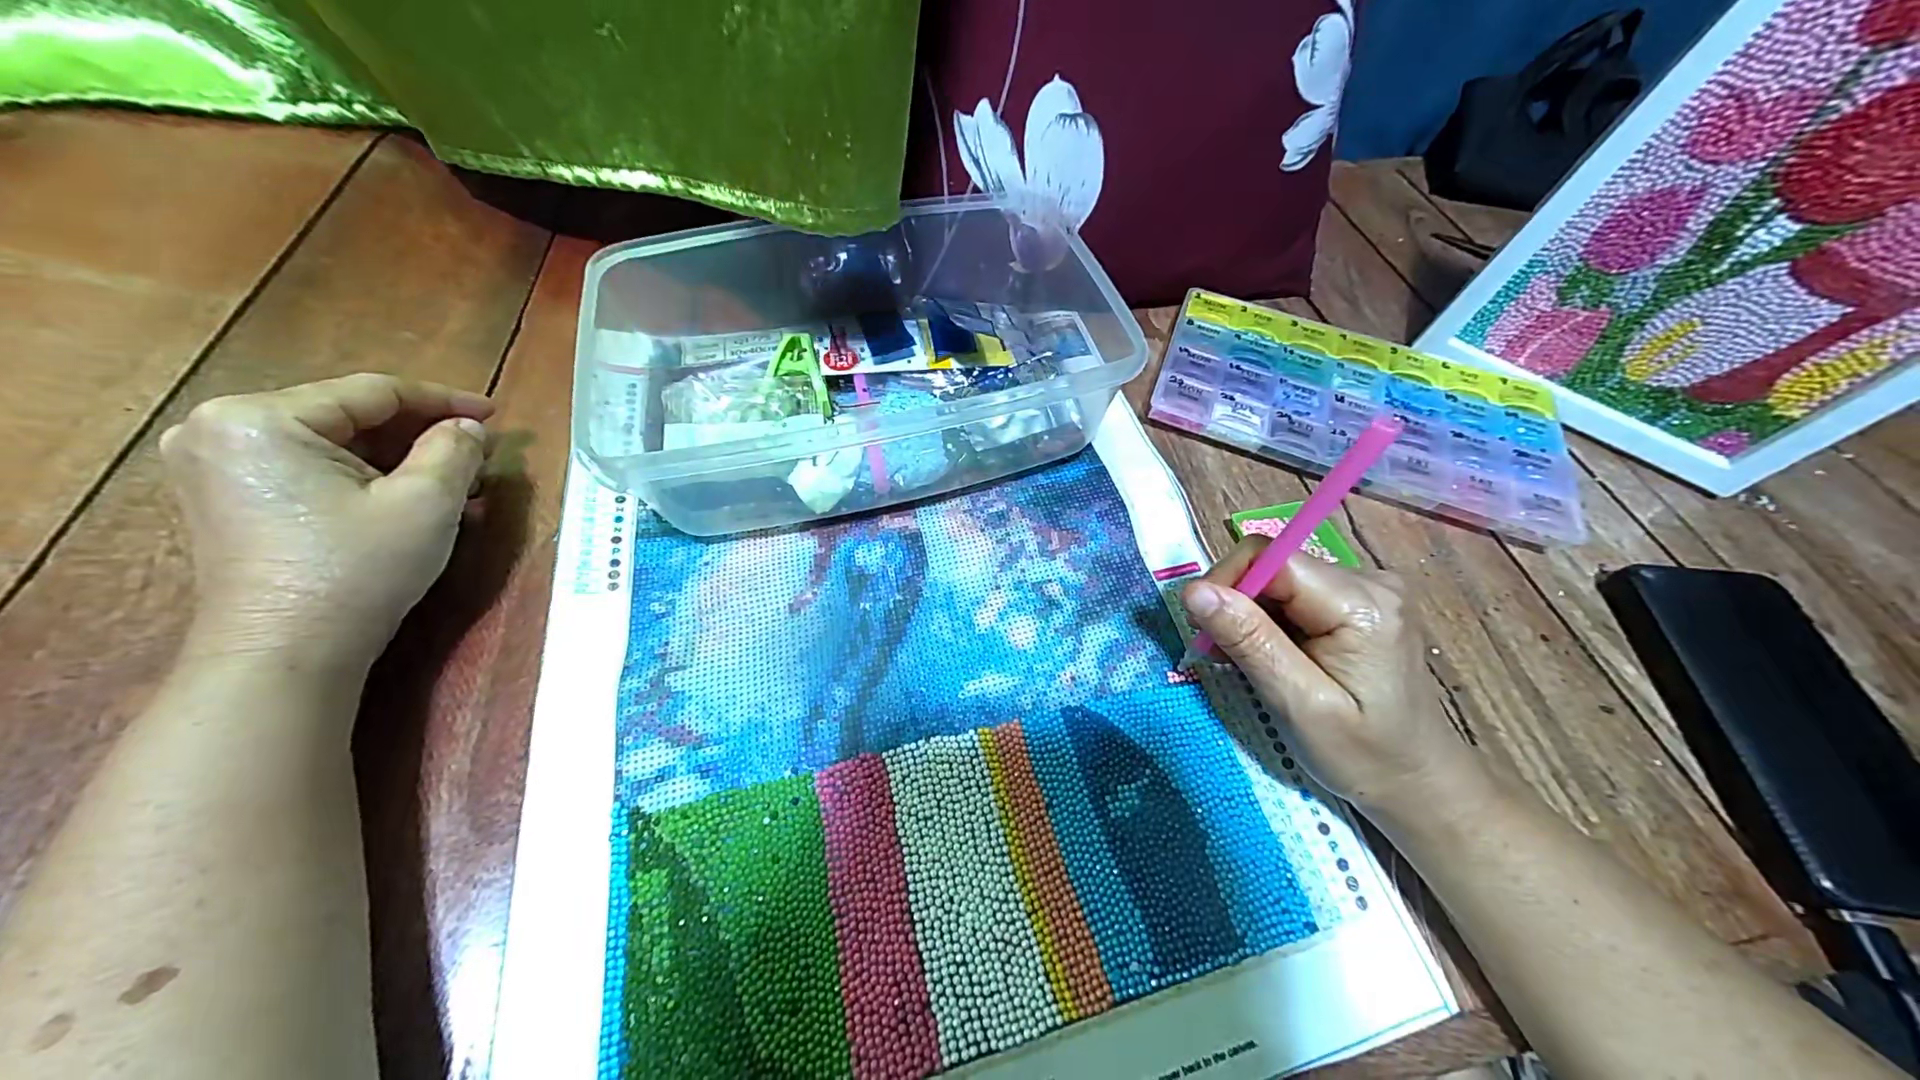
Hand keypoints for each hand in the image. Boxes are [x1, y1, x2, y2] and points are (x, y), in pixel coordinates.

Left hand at [160, 374, 493, 670]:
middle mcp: (221, 429)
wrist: (287, 654)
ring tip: (458, 482)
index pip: (372, 392)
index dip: (444, 401)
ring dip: (400, 460)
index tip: (496, 416)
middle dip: (422, 435)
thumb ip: (454, 451)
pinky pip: (311, 470)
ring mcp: (216, 467)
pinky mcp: (226, 500)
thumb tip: (469, 428)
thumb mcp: (425, 504)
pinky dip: (366, 479)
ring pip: (334, 445)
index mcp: (259, 418)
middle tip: (479, 455)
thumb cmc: (356, 571)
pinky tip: (413, 499)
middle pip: (350, 417)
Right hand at [1180, 537, 1486, 816]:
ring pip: (1276, 579)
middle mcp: (1369, 580)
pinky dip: (1265, 621)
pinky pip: (1291, 594)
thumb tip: (1194, 590)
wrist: (1418, 782)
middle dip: (1233, 603)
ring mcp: (1365, 588)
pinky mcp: (1356, 601)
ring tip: (1238, 660)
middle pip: (1271, 564)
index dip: (1225, 583)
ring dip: (1245, 615)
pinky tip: (1264, 655)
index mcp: (1362, 603)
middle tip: (1216, 653)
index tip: (1203, 631)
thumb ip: (1249, 640)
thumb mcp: (1297, 703)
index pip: (1270, 557)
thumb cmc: (1362, 754)